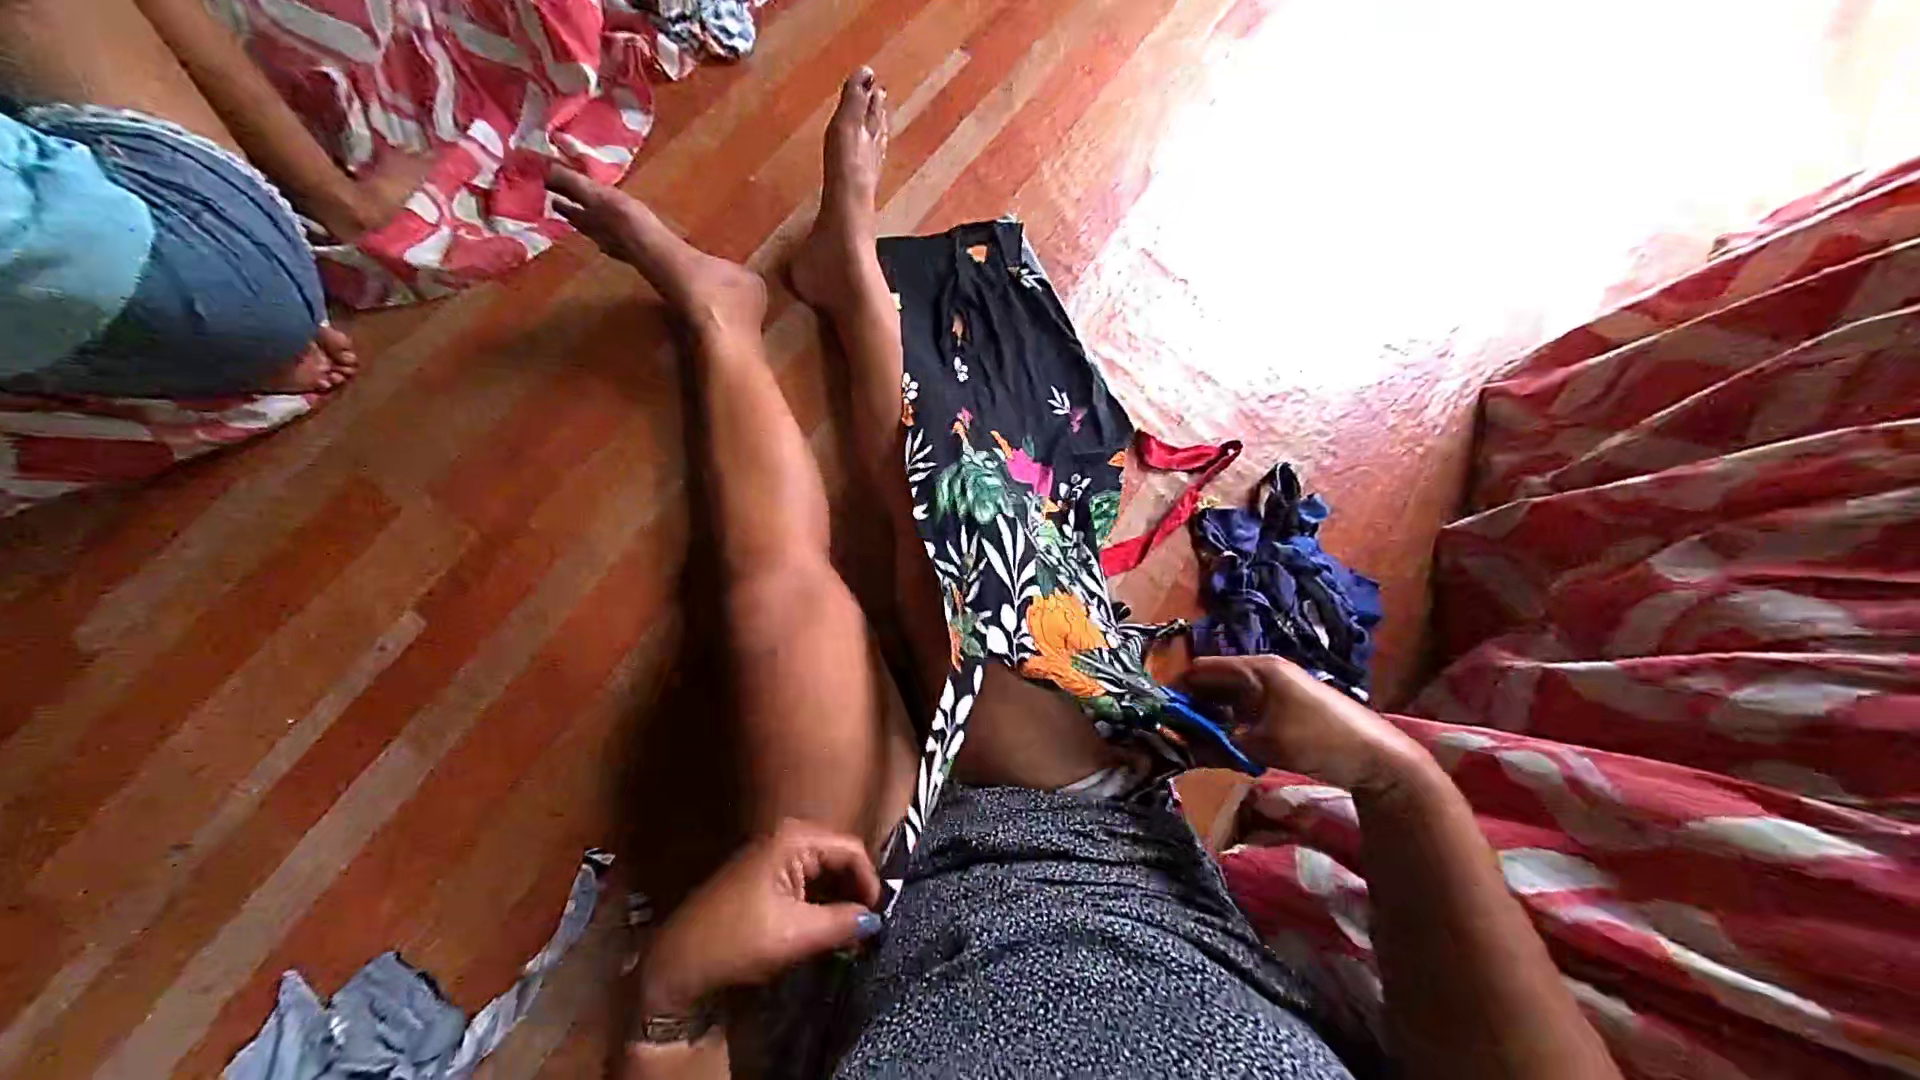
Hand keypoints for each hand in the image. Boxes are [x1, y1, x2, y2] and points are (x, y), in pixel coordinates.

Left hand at [640, 819, 883, 1015]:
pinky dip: (821, 900)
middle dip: (855, 889)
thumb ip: (842, 923)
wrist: (678, 963)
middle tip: (866, 925)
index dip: (870, 881)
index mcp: (794, 838)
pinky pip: (807, 878)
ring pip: (824, 868)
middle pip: (839, 855)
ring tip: (850, 930)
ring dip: (839, 897)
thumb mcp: (796, 935)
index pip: (851, 848)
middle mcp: (787, 835)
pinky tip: (827, 925)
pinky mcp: (767, 872)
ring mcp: (775, 852)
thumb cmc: (737, 941)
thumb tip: (876, 921)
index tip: (878, 916)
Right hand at [1184, 656, 1430, 794]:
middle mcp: (1263, 672)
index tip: (1161, 714)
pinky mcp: (1285, 707)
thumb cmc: (1319, 740)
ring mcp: (1276, 689)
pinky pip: (1246, 711)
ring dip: (1213, 719)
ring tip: (1199, 742)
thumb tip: (1179, 748)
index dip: (1178, 689)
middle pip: (1214, 683)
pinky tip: (1228, 746)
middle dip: (1193, 706)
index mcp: (1256, 669)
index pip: (1202, 669)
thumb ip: (1218, 745)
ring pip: (1229, 699)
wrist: (1379, 758)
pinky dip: (1232, 725)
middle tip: (1177, 733)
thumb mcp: (1263, 746)